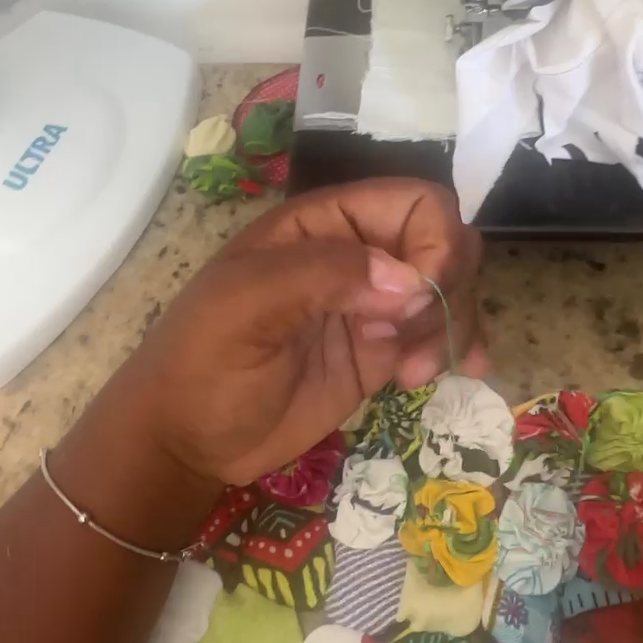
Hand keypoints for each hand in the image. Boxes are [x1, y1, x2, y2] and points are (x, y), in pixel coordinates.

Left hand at [97, 178, 484, 487]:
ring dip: (451, 326)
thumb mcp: (244, 307)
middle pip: (442, 244)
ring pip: (447, 292)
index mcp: (322, 225)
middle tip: (413, 338)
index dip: (434, 241)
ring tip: (414, 373)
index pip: (411, 203)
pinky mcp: (378, 353)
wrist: (187, 439)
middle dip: (447, 287)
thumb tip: (410, 281)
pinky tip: (450, 374)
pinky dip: (455, 350)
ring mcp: (370, 307)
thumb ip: (322, 276)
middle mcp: (355, 257)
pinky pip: (436, 337)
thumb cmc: (202, 362)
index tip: (419, 296)